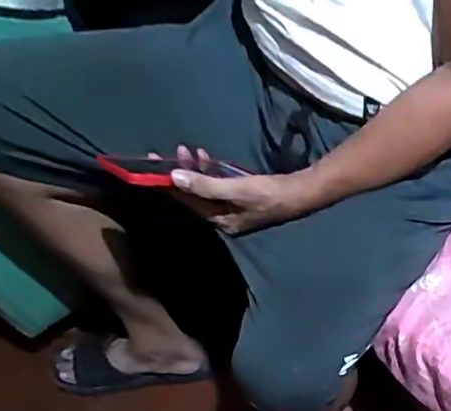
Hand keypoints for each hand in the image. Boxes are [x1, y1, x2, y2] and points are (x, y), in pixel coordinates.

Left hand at [169, 146, 312, 233]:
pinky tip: (205, 157)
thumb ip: (204, 184)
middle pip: (194, 195)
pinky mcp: (239, 197)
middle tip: (175, 150)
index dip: (170, 184)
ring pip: (204, 188)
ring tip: (188, 150)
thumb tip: (173, 177)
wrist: (297, 194)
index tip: (153, 165)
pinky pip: (215, 184)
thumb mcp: (234, 189)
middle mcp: (223, 217)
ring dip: (194, 169)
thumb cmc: (267, 194)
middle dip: (182, 173)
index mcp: (221, 221)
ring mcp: (231, 207)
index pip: (188, 202)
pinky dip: (208, 171)